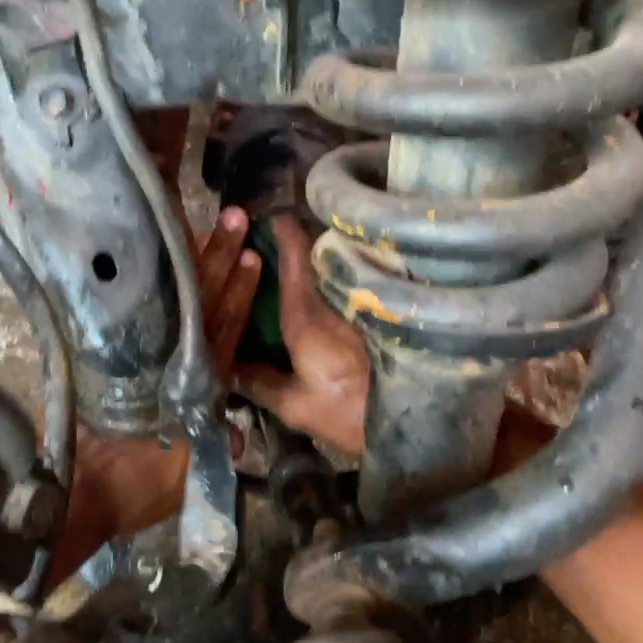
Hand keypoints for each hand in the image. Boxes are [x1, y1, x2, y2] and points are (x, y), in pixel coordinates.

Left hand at [50, 207, 263, 582]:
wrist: (78, 492)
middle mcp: (171, 361)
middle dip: (219, 259)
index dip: (240, 294)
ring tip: (207, 223)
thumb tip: (234, 434)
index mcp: (195, 385)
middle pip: (201, 301)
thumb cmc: (133, 487)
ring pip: (173, 297)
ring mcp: (142, 353)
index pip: (224, 329)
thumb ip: (211, 444)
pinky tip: (158, 250)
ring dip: (192, 259)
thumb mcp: (183, 473)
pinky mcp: (108, 352)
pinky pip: (136, 307)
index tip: (252, 258)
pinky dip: (150, 278)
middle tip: (234, 217)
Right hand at [238, 216, 370, 457]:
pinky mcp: (379, 314)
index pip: (295, 253)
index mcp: (307, 314)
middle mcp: (335, 297)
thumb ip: (259, 383)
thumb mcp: (295, 406)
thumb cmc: (351, 412)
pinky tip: (329, 291)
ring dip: (320, 259)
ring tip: (301, 260)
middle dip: (298, 242)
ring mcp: (362, 302)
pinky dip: (337, 279)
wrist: (415, 425)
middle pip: (317, 253)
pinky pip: (350, 284)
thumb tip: (228, 368)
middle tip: (276, 239)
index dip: (282, 230)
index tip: (269, 217)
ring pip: (336, 267)